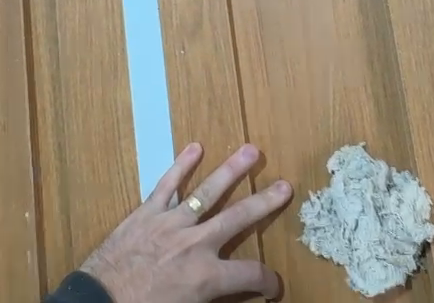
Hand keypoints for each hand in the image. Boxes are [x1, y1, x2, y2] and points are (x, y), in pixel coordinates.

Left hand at [80, 143, 292, 301]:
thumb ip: (209, 298)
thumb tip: (227, 295)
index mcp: (206, 277)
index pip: (249, 276)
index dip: (267, 282)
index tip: (274, 287)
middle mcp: (195, 244)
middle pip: (238, 218)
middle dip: (265, 203)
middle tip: (286, 185)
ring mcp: (171, 223)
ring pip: (207, 191)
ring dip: (232, 170)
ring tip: (251, 150)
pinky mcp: (147, 213)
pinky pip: (167, 185)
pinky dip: (181, 165)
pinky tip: (195, 147)